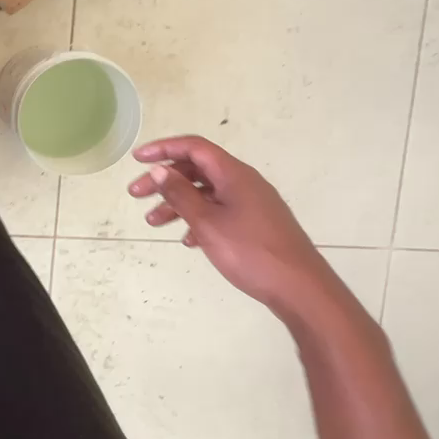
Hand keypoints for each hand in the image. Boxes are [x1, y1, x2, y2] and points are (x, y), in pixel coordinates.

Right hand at [128, 136, 345, 319]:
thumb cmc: (251, 252)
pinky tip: (187, 240)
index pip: (194, 148)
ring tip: (153, 222)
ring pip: (206, 193)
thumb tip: (159, 169)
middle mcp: (244, 183)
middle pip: (197, 170)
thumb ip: (180, 194)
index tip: (137, 159)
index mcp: (234, 174)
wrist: (302, 291)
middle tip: (136, 195)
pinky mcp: (257, 225)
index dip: (163, 148)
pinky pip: (220, 211)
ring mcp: (252, 204)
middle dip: (164, 180)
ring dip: (177, 203)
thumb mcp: (207, 222)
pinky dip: (198, 219)